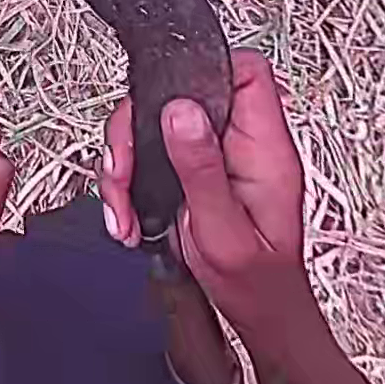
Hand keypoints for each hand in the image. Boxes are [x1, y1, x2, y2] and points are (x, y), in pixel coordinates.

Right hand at [99, 51, 384, 383]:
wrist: (254, 317)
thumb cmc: (254, 284)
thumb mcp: (224, 231)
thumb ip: (202, 169)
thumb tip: (181, 110)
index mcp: (262, 148)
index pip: (246, 73)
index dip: (207, 66)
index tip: (165, 91)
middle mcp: (236, 142)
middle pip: (177, 95)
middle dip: (137, 128)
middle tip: (124, 165)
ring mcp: (210, 152)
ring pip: (150, 122)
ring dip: (124, 159)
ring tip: (121, 201)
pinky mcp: (187, 164)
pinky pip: (144, 149)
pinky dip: (125, 176)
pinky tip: (126, 210)